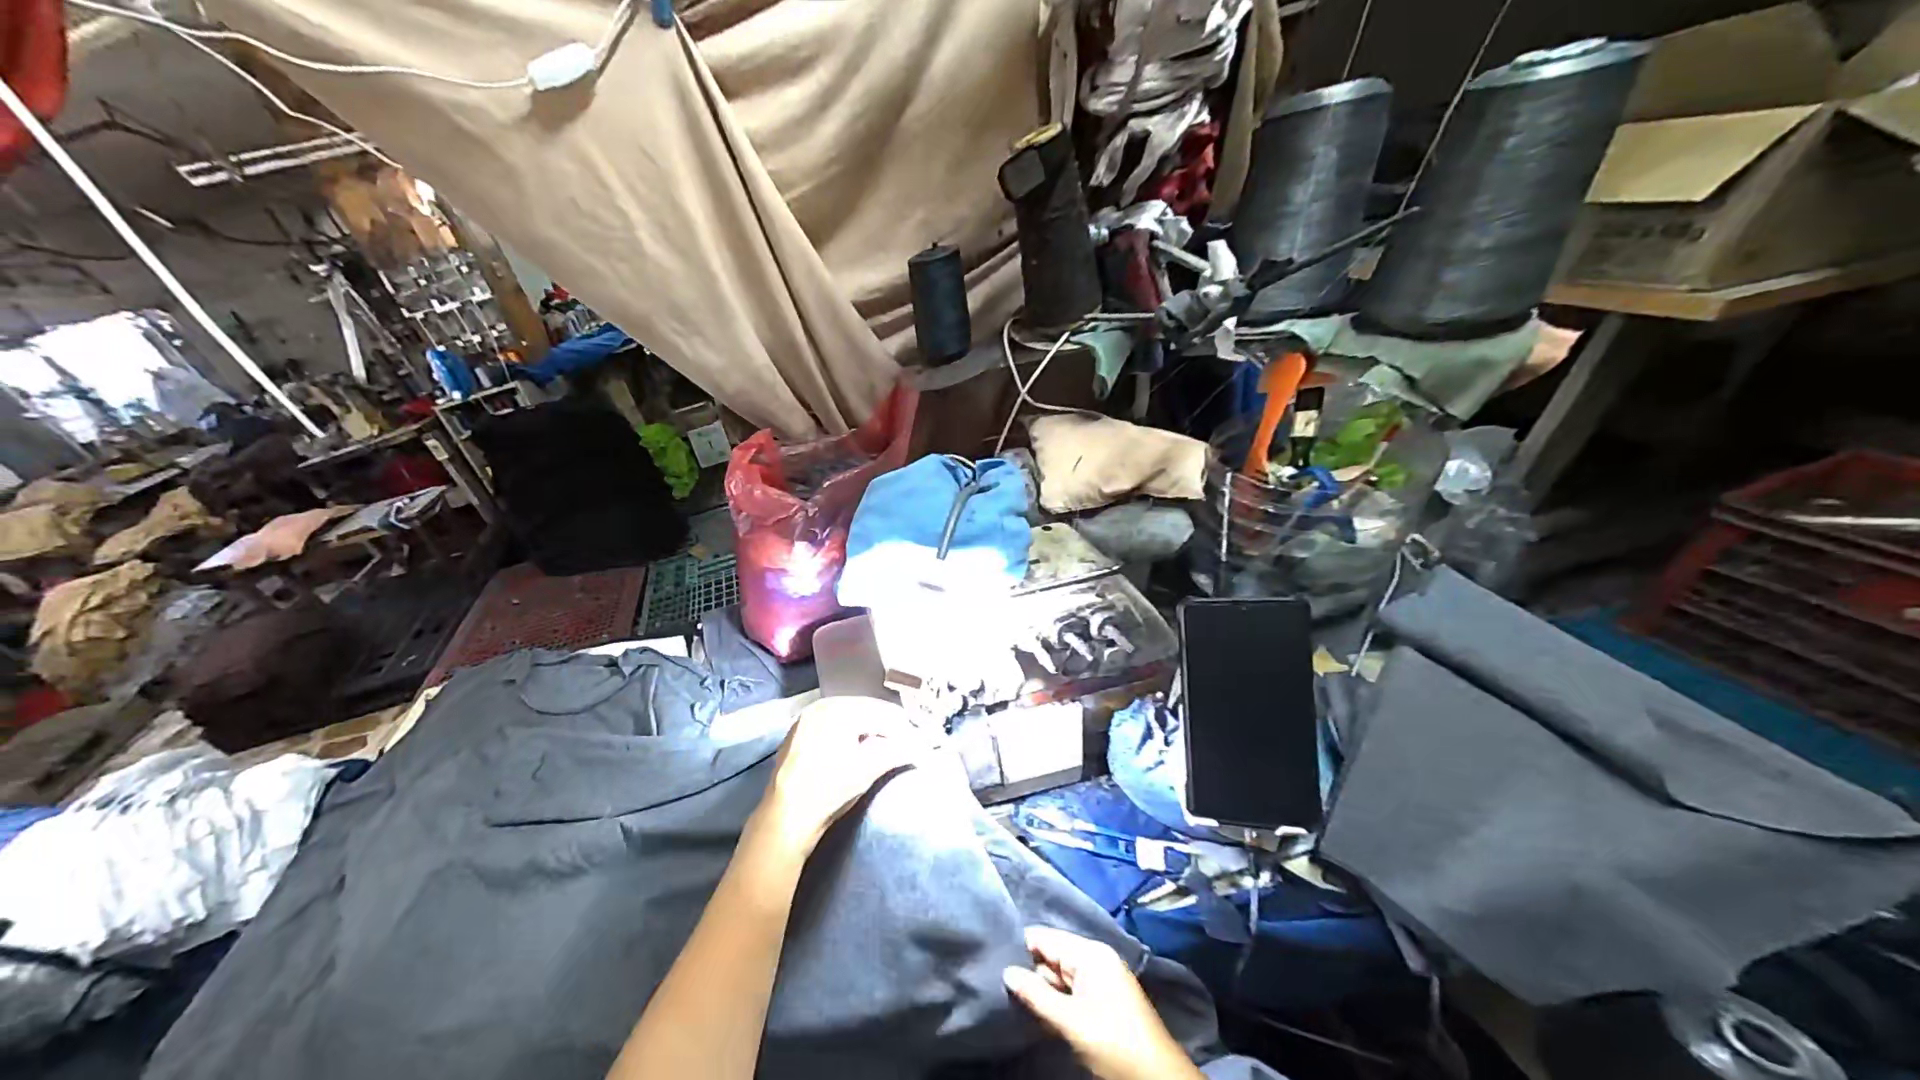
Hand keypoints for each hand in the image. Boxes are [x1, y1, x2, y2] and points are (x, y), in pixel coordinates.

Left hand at [753, 697, 914, 853]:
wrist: (785, 818)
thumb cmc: (829, 790)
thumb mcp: (869, 769)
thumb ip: (897, 751)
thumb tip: (918, 746)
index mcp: (839, 708)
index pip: (881, 712)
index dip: (903, 727)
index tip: (919, 740)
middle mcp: (821, 705)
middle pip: (864, 710)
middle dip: (886, 725)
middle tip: (906, 741)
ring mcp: (806, 718)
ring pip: (847, 717)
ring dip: (868, 729)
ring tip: (885, 745)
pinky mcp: (798, 734)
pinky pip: (831, 725)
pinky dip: (848, 733)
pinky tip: (857, 748)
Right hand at [1004, 927, 1204, 1079]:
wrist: (1158, 1079)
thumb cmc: (1113, 1043)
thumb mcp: (1070, 1020)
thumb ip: (1036, 994)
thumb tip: (1007, 971)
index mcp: (1090, 953)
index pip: (1045, 937)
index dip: (1020, 948)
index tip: (994, 960)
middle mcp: (1095, 958)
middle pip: (1052, 955)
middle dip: (1029, 969)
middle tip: (999, 984)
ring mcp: (1101, 979)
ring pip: (1060, 976)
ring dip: (1041, 988)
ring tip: (1012, 997)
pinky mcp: (1103, 1000)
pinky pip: (1071, 991)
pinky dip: (1056, 1000)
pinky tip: (1038, 1012)